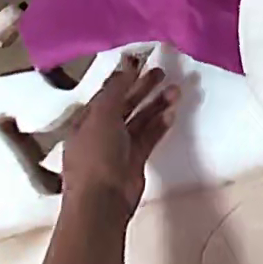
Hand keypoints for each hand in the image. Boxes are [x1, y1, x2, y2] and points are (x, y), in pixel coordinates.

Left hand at [61, 52, 178, 209]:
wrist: (101, 202)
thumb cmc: (96, 155)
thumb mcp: (102, 115)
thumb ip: (116, 89)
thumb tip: (127, 64)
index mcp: (86, 121)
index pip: (106, 94)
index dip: (124, 78)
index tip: (142, 61)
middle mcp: (101, 132)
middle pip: (125, 104)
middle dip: (143, 88)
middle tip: (162, 72)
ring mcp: (119, 147)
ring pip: (140, 119)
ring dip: (157, 104)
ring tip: (176, 90)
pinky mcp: (135, 159)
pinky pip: (149, 136)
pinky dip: (160, 124)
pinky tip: (173, 113)